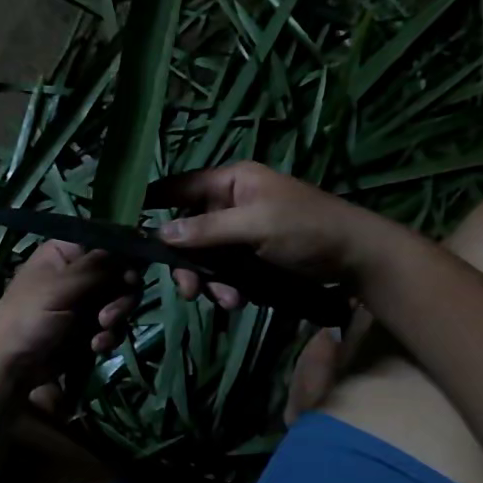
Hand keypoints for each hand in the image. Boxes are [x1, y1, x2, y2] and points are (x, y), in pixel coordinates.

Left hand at [0, 241, 138, 385]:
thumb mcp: (60, 287)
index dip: (124, 256)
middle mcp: (79, 272)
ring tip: (101, 331)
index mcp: (66, 253)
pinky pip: (115, 324)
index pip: (106, 242)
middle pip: (121, 272)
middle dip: (122, 295)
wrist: (12, 366)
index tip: (130, 275)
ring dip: (117, 317)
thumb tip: (129, 247)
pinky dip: (110, 335)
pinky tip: (96, 346)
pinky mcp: (91, 326)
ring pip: (122, 300)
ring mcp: (87, 300)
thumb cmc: (28, 318)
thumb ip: (97, 267)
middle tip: (109, 314)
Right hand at [147, 162, 392, 304]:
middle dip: (188, 262)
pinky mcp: (253, 256)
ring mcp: (243, 231)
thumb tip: (160, 231)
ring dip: (210, 280)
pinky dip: (227, 286)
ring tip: (227, 301)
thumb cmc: (306, 228)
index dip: (156, 204)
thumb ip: (207, 230)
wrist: (354, 256)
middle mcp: (233, 202)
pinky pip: (227, 270)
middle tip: (189, 291)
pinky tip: (237, 302)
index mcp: (233, 181)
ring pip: (207, 256)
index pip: (182, 186)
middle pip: (190, 230)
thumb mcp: (255, 225)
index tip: (128, 227)